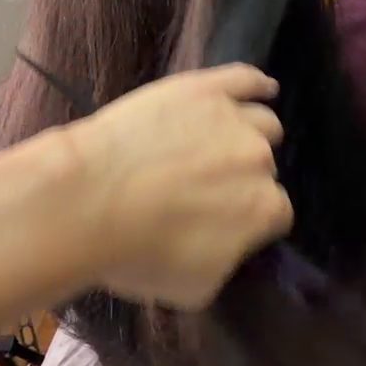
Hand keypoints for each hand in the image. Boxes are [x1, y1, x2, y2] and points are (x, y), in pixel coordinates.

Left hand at [63, 64, 291, 308]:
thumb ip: (228, 259)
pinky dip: (257, 83)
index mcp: (262, 209)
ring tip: (222, 141)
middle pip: (263, 164)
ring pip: (261, 120)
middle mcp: (258, 159)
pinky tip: (264, 87)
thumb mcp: (193, 287)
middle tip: (204, 184)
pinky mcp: (205, 87)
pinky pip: (245, 78)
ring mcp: (233, 117)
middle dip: (242, 175)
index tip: (225, 220)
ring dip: (249, 133)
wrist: (90, 198)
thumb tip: (230, 243)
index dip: (250, 217)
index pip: (275, 211)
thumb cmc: (136, 252)